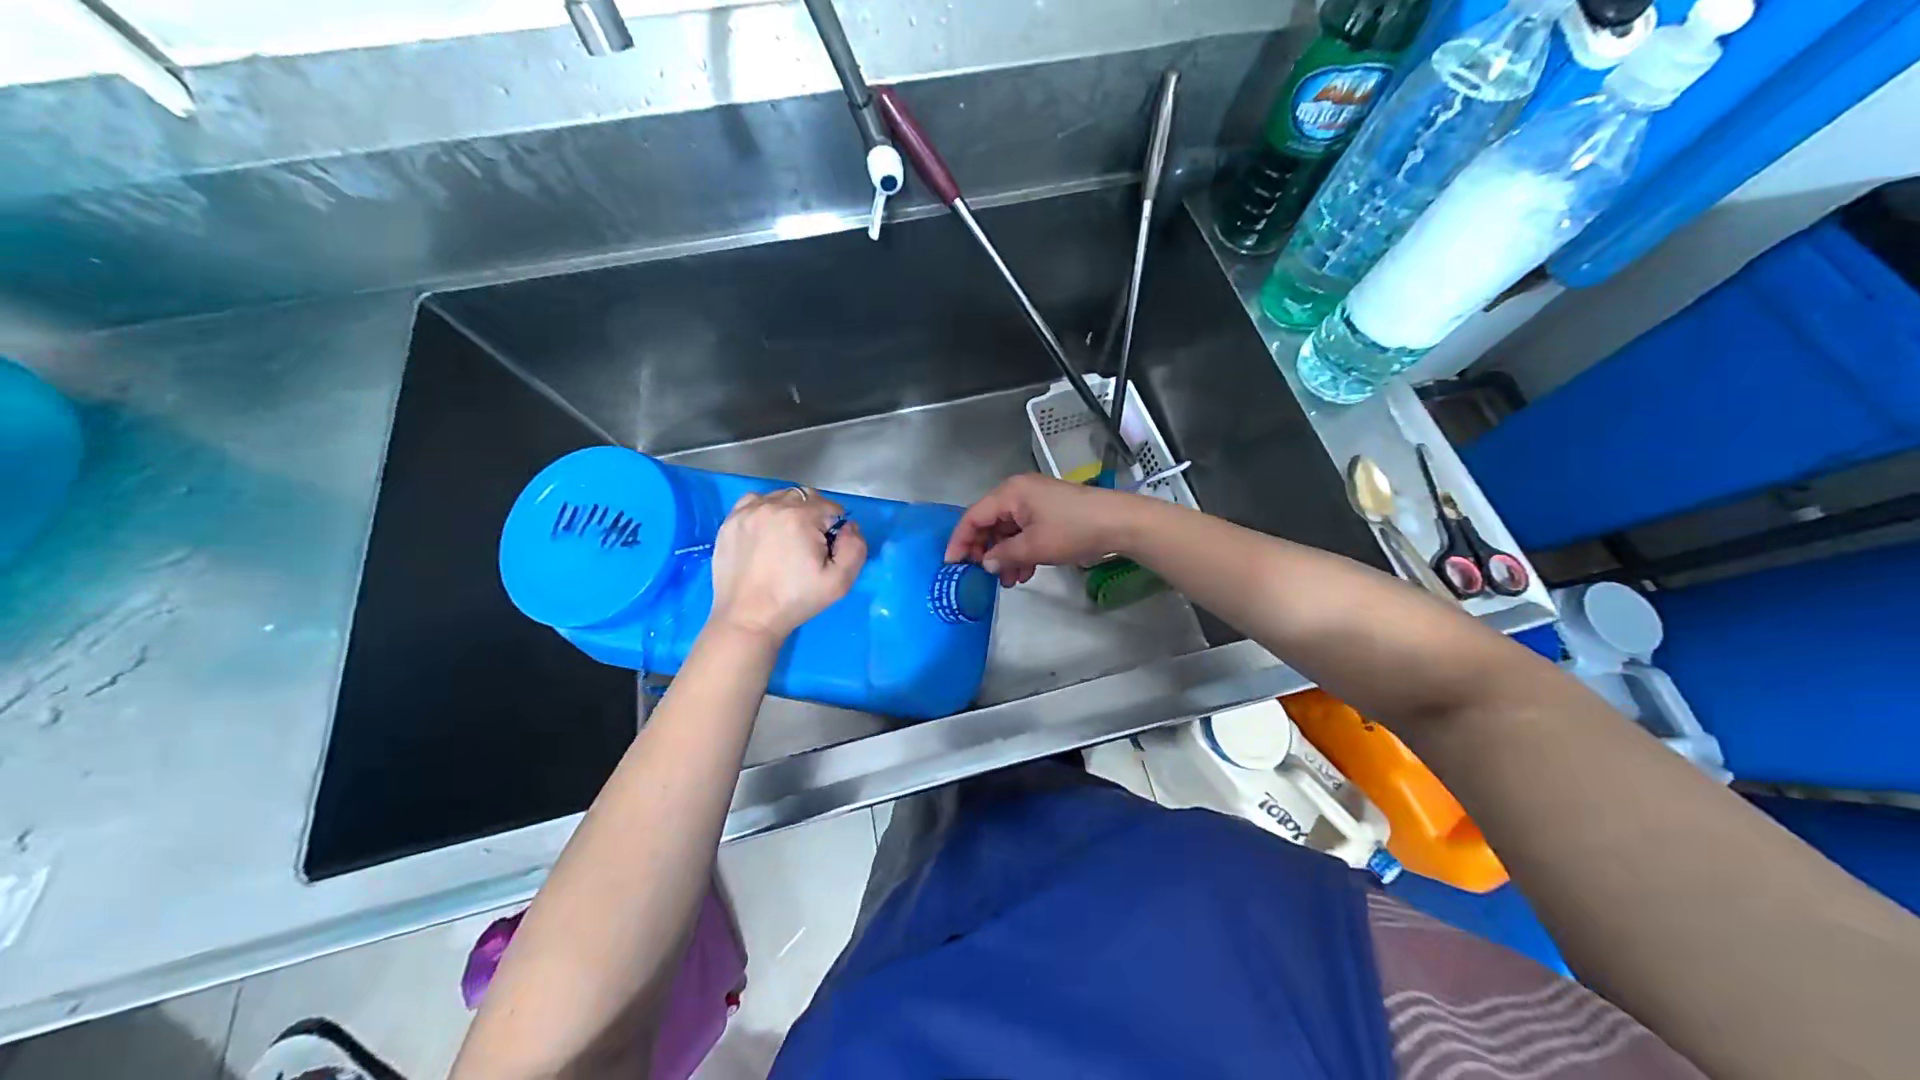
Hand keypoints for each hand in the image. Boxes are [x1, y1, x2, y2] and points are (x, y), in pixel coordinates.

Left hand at [709, 488, 865, 641]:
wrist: (747, 618)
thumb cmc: (795, 601)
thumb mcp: (839, 582)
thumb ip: (855, 547)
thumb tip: (849, 526)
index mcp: (800, 517)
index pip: (831, 507)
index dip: (835, 529)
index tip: (826, 551)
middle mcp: (773, 506)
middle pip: (806, 498)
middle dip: (814, 517)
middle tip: (808, 547)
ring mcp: (748, 512)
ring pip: (781, 497)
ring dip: (790, 511)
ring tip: (786, 540)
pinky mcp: (730, 521)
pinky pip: (755, 502)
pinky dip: (766, 510)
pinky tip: (767, 532)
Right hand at [944, 474, 1146, 586]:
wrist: (1119, 522)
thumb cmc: (1073, 530)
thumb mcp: (1034, 547)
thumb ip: (1004, 555)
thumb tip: (986, 563)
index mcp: (1010, 493)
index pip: (973, 516)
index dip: (960, 541)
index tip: (952, 564)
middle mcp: (1018, 492)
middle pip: (989, 523)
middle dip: (986, 551)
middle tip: (984, 576)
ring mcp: (1035, 501)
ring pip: (1007, 530)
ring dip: (1005, 555)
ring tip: (1009, 581)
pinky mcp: (1048, 512)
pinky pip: (1024, 531)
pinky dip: (1021, 550)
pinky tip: (1025, 572)